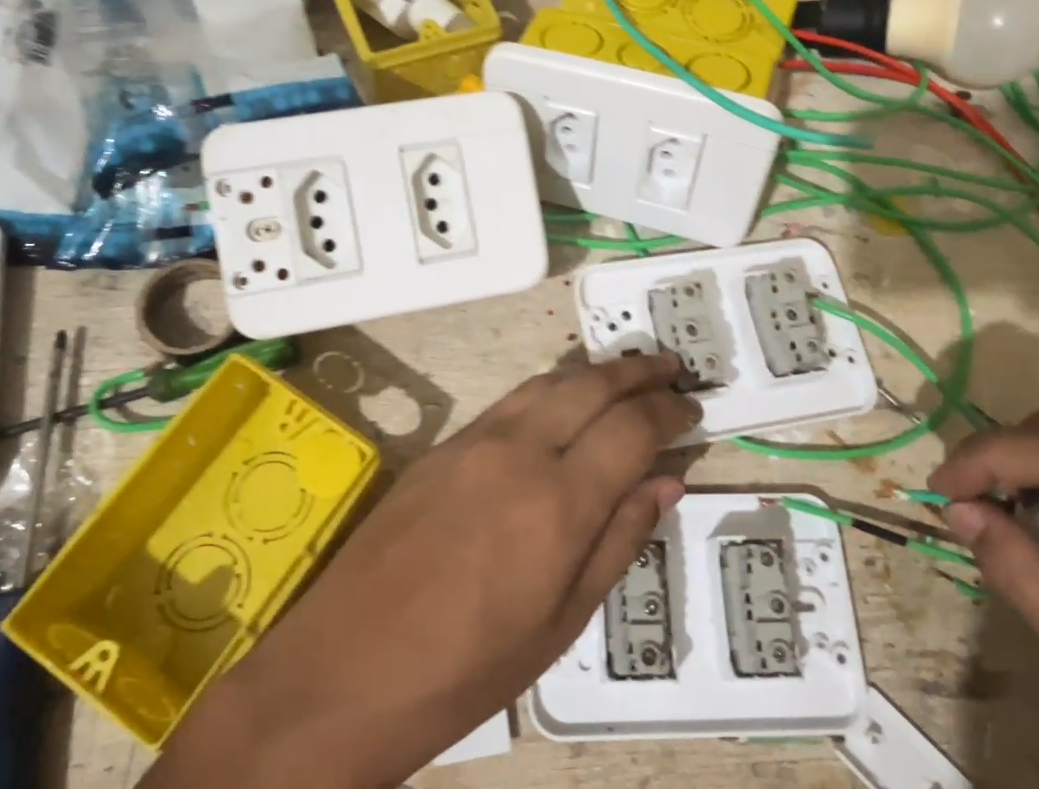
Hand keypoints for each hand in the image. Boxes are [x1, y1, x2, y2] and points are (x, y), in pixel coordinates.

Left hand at [143, 354, 695, 788]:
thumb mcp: (561, 622)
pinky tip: (561, 403)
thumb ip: (618, 541)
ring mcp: (471, 444)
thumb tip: (666, 482)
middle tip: (671, 368)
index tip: (693, 411)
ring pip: (546, 383)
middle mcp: (517, 453)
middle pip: (590, 386)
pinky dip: (548, 390)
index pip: (631, 428)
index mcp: (558, 502)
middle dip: (637, 371)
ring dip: (592, 372)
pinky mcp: (438, 449)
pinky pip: (508, 402)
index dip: (669, 413)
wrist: (345, 670)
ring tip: (627, 372)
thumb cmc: (467, 668)